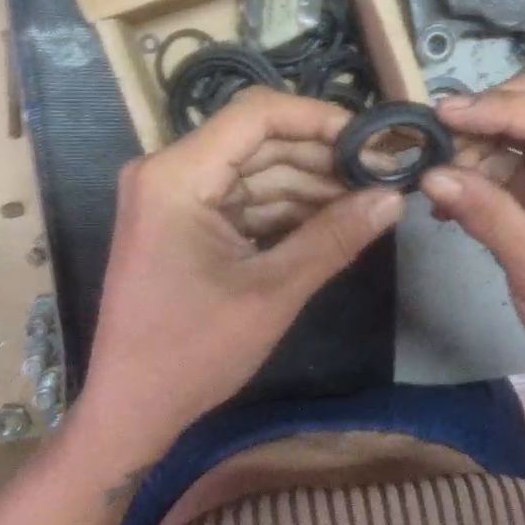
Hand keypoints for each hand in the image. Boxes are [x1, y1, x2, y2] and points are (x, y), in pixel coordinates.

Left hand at [80, 89, 403, 454]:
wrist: (130, 409)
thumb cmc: (192, 353)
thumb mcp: (272, 293)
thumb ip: (334, 238)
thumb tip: (394, 199)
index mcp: (176, 176)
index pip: (257, 115)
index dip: (320, 119)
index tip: (373, 142)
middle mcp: (170, 171)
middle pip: (260, 140)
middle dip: (323, 156)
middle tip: (383, 175)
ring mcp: (176, 195)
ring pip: (258, 168)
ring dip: (312, 183)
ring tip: (369, 199)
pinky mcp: (186, 220)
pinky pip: (246, 197)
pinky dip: (288, 207)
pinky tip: (335, 217)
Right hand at [422, 72, 524, 377]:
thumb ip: (488, 217)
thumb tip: (432, 175)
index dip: (503, 108)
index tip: (447, 114)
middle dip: (488, 115)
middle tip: (439, 138)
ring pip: (516, 124)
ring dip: (474, 143)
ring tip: (441, 181)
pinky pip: (502, 156)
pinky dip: (472, 168)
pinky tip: (448, 201)